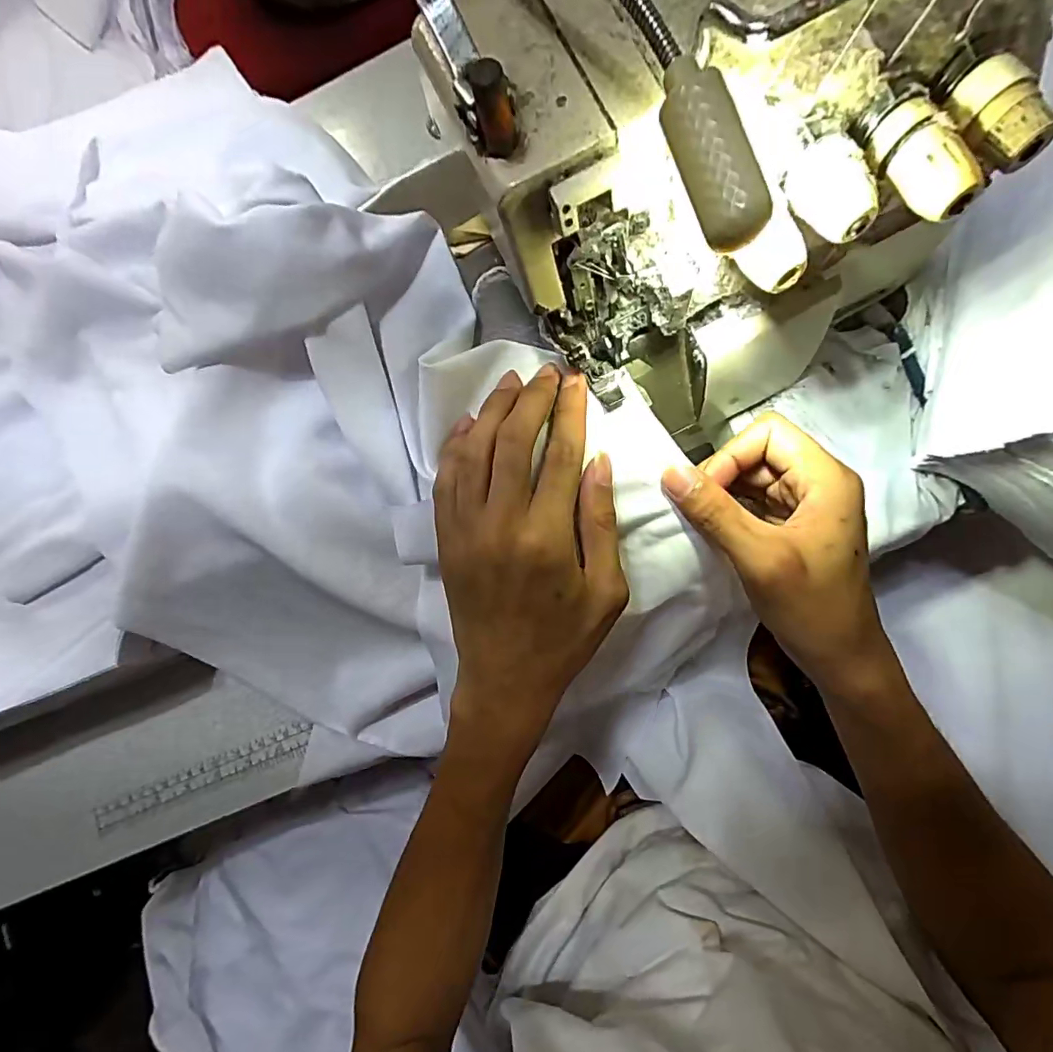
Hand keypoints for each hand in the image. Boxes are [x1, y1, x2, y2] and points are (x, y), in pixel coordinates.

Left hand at [434, 363, 628, 770]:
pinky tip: (469, 423)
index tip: (577, 383)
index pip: (560, 455)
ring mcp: (466, 529)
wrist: (503, 678)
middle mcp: (501, 524)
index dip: (570, 413)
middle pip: (513, 442)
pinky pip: (445, 479)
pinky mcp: (446, 538)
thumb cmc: (564, 640)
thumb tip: (598, 461)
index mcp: (547, 537)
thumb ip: (601, 522)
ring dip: (492, 411)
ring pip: (474, 452)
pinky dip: (455, 445)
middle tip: (547, 373)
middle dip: (533, 400)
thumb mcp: (607, 591)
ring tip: (511, 383)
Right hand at [661, 413, 897, 696]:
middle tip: (696, 509)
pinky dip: (732, 511)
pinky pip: (758, 502)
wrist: (842, 658)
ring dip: (724, 494)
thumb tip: (671, 473)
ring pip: (755, 477)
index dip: (730, 456)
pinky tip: (714, 531)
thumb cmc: (811, 609)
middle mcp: (821, 483)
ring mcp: (810, 505)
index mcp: (826, 478)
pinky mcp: (797, 527)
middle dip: (723, 475)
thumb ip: (714, 512)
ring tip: (701, 521)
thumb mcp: (758, 558)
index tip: (703, 492)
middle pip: (760, 452)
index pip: (768, 434)